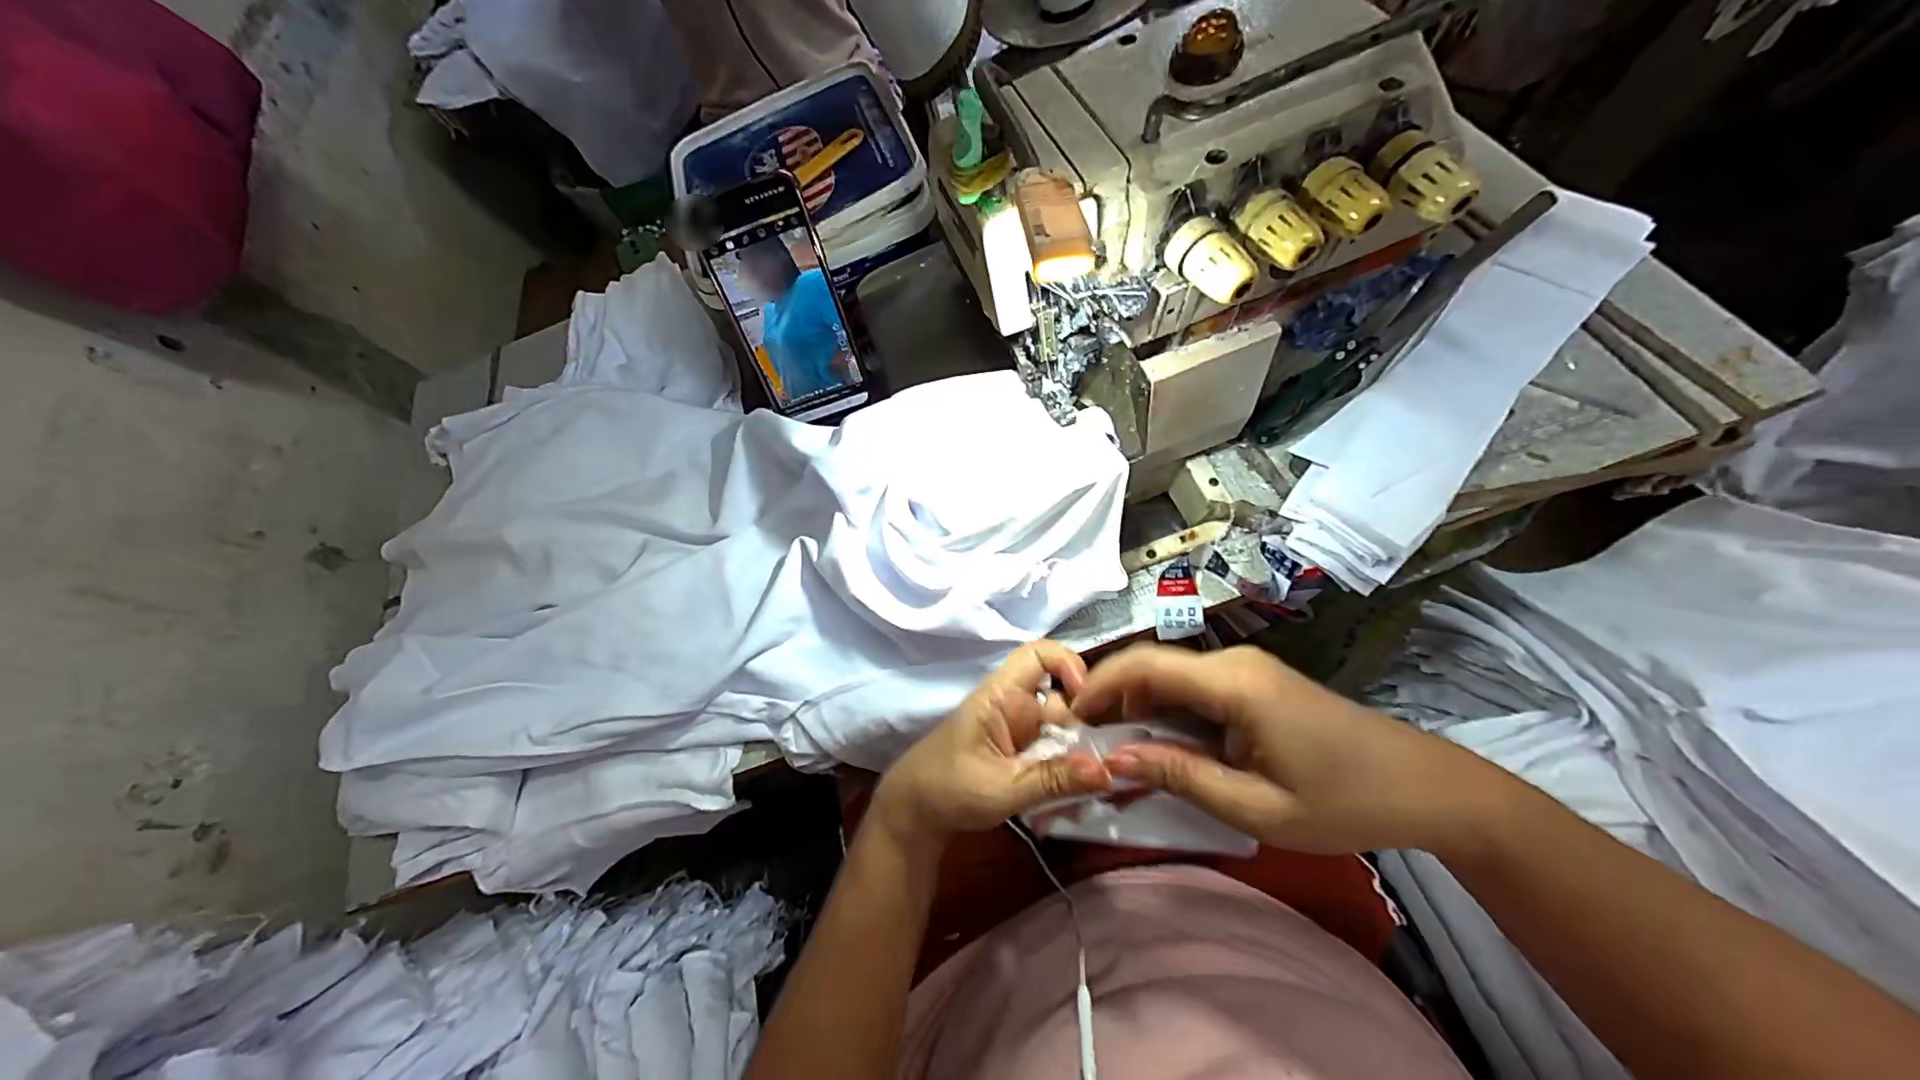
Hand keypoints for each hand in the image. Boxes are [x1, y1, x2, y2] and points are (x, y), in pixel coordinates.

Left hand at [871, 641, 1113, 844]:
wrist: (915, 814)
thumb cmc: (949, 790)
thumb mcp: (1004, 789)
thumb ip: (1054, 780)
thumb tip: (1109, 770)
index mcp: (1001, 697)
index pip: (1039, 655)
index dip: (1069, 664)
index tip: (1089, 699)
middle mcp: (1015, 705)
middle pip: (1064, 697)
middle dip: (1092, 722)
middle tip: (1120, 754)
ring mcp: (1020, 729)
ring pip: (1065, 725)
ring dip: (1087, 746)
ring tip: (1114, 773)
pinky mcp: (1023, 751)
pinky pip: (1057, 747)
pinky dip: (1074, 762)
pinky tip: (1092, 784)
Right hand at [1072, 644, 1520, 855]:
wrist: (1426, 786)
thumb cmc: (1345, 801)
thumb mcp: (1257, 807)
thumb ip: (1180, 777)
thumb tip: (1113, 759)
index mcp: (1233, 683)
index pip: (1144, 666)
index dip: (1097, 686)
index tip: (1068, 719)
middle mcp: (1233, 662)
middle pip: (1151, 666)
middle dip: (1109, 698)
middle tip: (1081, 740)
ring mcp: (1246, 670)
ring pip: (1170, 676)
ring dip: (1135, 707)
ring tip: (1109, 747)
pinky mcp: (1255, 683)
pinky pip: (1194, 688)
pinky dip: (1165, 712)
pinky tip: (1155, 743)